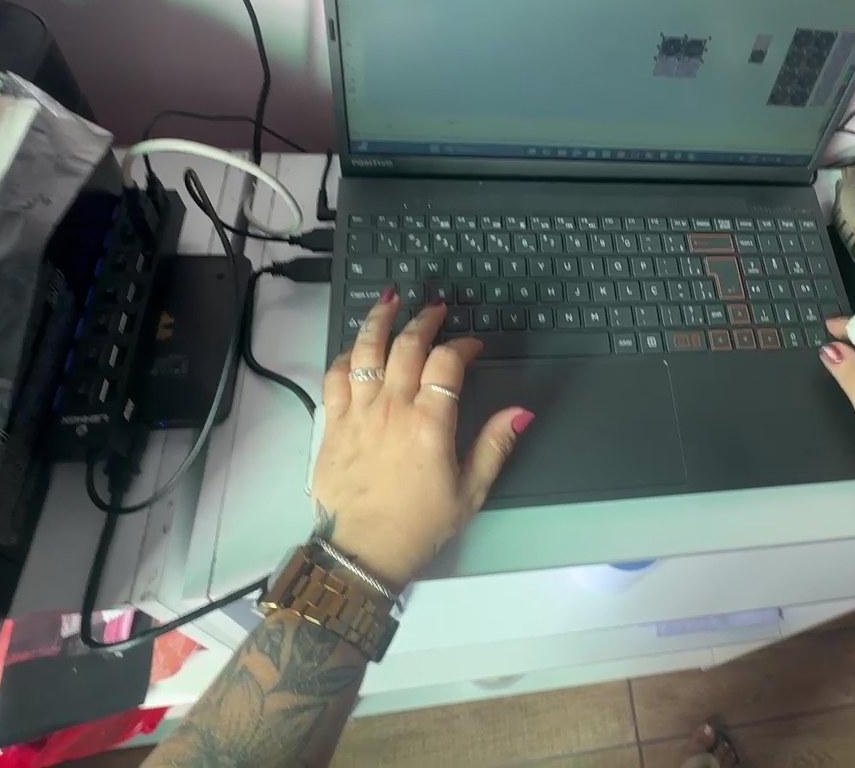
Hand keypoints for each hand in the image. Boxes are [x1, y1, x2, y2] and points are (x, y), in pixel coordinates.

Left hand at [313, 289, 532, 590]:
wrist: (360, 553)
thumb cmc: (419, 523)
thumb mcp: (470, 491)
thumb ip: (495, 445)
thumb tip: (521, 411)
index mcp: (429, 422)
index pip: (448, 363)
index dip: (463, 344)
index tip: (472, 345)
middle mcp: (392, 407)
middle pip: (407, 345)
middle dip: (425, 319)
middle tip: (436, 307)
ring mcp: (358, 413)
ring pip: (366, 351)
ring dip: (379, 320)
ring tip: (390, 300)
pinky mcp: (333, 424)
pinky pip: (336, 377)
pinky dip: (346, 356)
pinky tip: (356, 347)